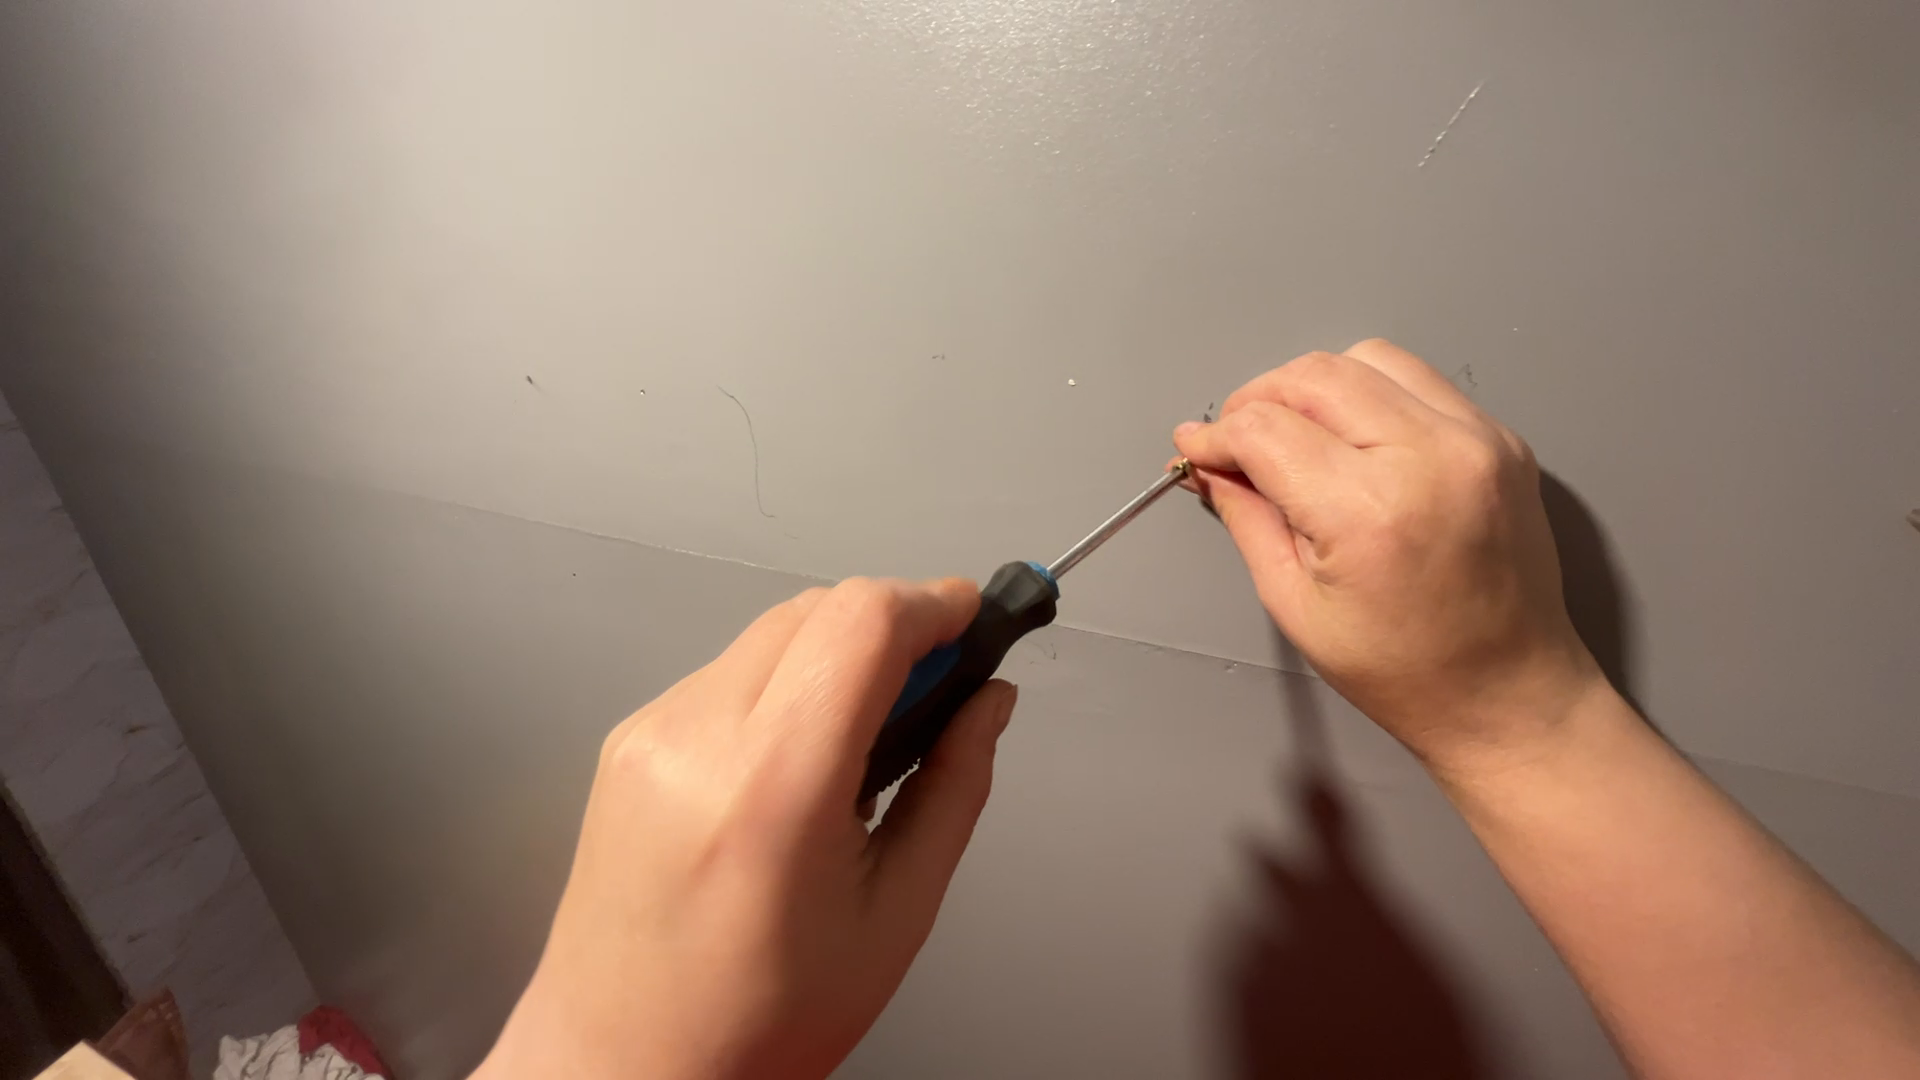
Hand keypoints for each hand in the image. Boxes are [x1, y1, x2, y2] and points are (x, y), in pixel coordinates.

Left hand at [476, 578, 1016, 1079]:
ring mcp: (654, 726)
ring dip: (843, 644)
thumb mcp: (898, 911)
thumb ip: (956, 785)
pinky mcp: (633, 730)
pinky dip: (793, 672)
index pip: (862, 624)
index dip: (931, 602)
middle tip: (936, 677)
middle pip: (820, 607)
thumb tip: (990, 700)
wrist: (618, 1065)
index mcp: (772, 789)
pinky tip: (805, 740)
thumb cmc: (766, 1016)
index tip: (971, 616)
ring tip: (870, 721)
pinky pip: (737, 663)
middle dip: (895, 619)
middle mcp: (698, 735)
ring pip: (778, 626)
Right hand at [1174, 339, 1601, 773]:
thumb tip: (1205, 465)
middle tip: (1230, 443)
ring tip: (1287, 435)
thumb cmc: (1394, 667)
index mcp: (1368, 512)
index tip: (1191, 450)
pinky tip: (1345, 439)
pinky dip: (1362, 393)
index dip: (1214, 435)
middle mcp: (1430, 456)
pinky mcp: (1499, 437)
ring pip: (1364, 358)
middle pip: (1312, 377)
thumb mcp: (1291, 600)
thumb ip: (1244, 516)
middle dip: (1253, 401)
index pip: (1265, 430)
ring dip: (1308, 387)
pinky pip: (1412, 379)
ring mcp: (1476, 439)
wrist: (1508, 692)